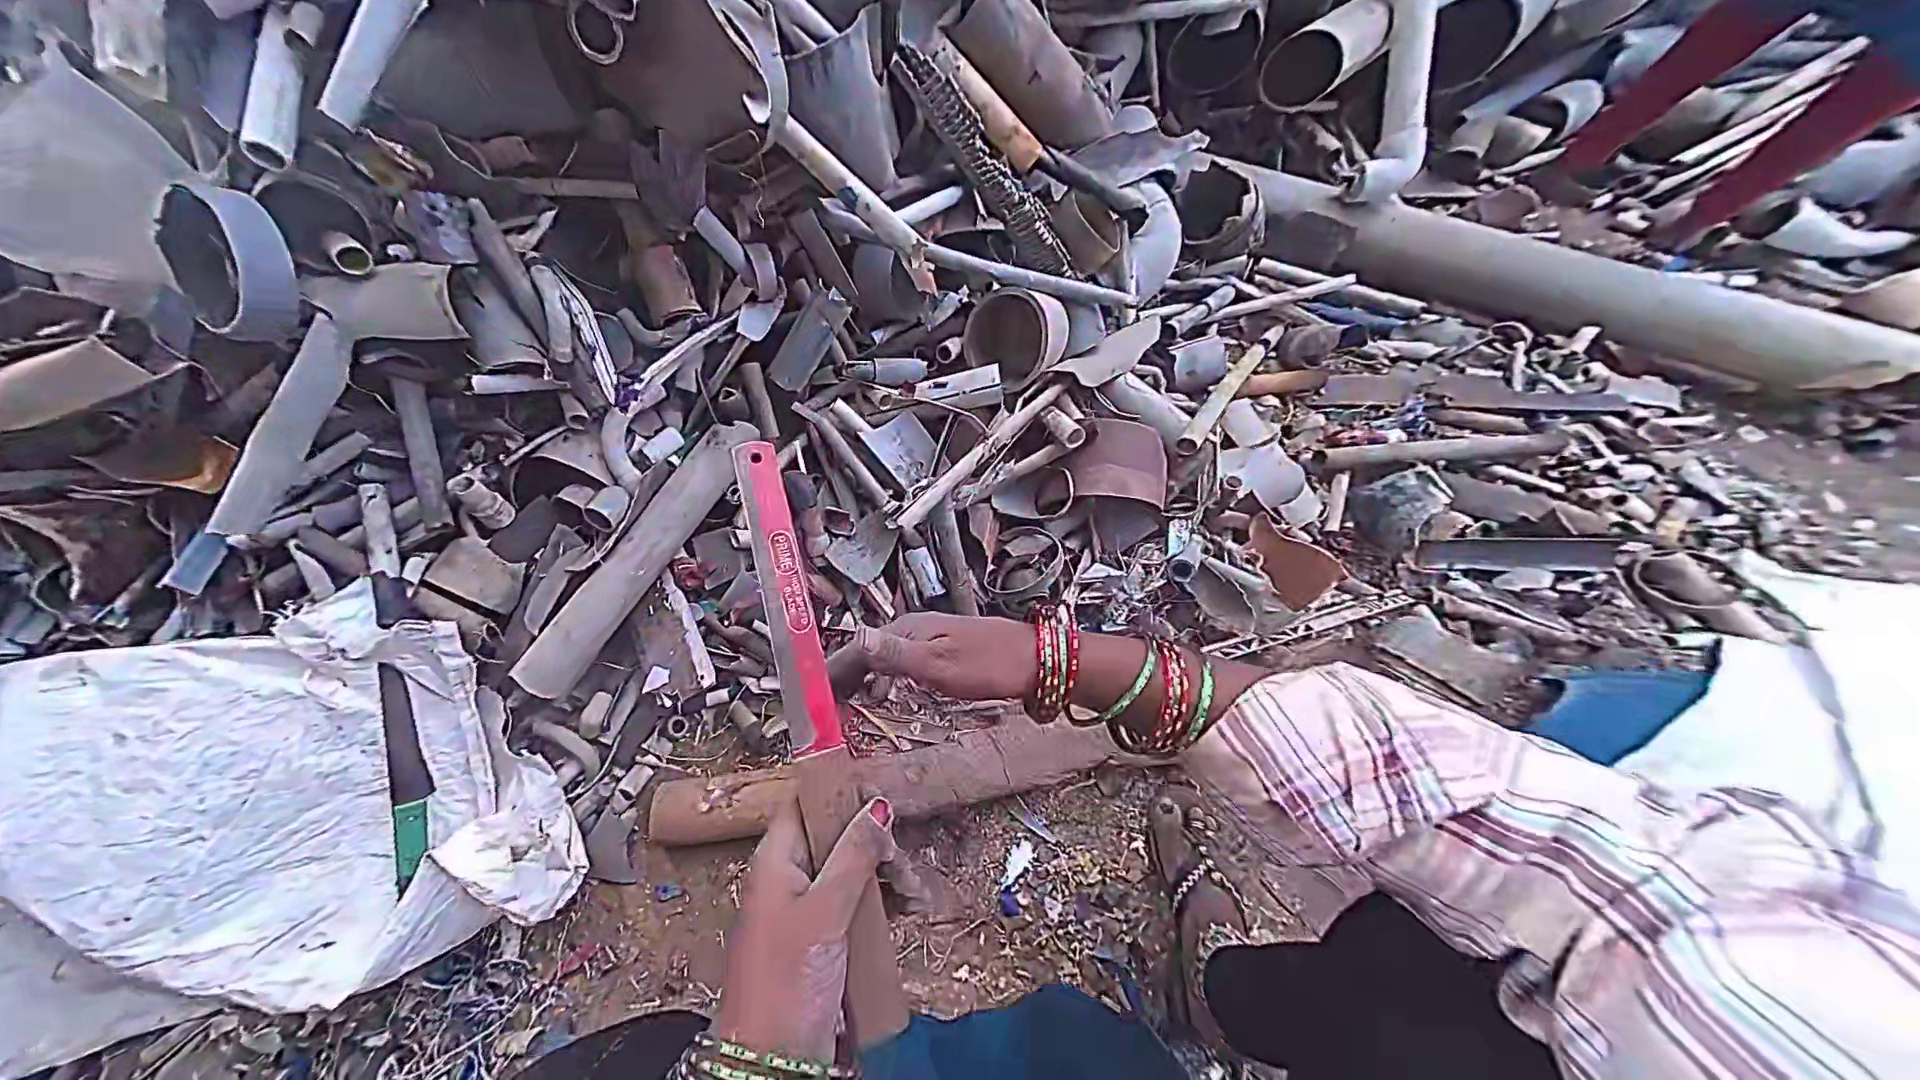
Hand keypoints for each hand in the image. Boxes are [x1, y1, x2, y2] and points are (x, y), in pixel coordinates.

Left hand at [715, 796, 897, 1062]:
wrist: (773, 1066)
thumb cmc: (786, 983)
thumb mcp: (823, 913)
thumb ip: (853, 855)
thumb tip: (878, 804)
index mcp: (777, 859)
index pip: (805, 802)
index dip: (838, 789)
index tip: (878, 787)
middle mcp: (793, 874)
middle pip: (838, 833)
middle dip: (874, 838)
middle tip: (900, 859)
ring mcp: (811, 904)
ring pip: (854, 865)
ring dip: (886, 870)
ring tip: (913, 891)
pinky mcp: (829, 932)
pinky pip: (860, 898)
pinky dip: (885, 897)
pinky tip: (910, 906)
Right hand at [844, 613, 1038, 701]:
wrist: (1036, 661)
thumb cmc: (989, 664)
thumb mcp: (938, 665)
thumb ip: (894, 655)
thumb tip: (855, 638)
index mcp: (907, 629)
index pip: (856, 649)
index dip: (833, 673)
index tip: (815, 699)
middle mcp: (914, 630)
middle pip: (866, 652)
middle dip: (843, 677)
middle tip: (826, 708)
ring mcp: (930, 639)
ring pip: (882, 659)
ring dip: (861, 679)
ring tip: (846, 704)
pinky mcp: (943, 652)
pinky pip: (901, 665)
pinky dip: (884, 680)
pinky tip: (885, 694)